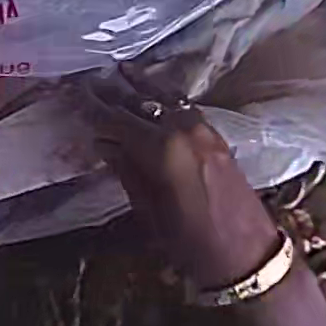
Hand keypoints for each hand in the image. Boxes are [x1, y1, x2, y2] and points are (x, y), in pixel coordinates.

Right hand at [84, 72, 282, 289]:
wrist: (248, 254)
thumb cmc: (193, 244)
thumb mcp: (151, 213)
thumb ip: (128, 172)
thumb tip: (105, 143)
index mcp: (163, 150)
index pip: (119, 121)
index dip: (95, 108)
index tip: (76, 93)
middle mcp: (183, 129)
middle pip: (141, 104)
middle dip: (114, 93)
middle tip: (90, 81)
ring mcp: (203, 128)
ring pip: (165, 98)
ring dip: (141, 87)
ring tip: (120, 71)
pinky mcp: (215, 134)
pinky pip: (184, 107)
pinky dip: (165, 98)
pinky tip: (153, 92)